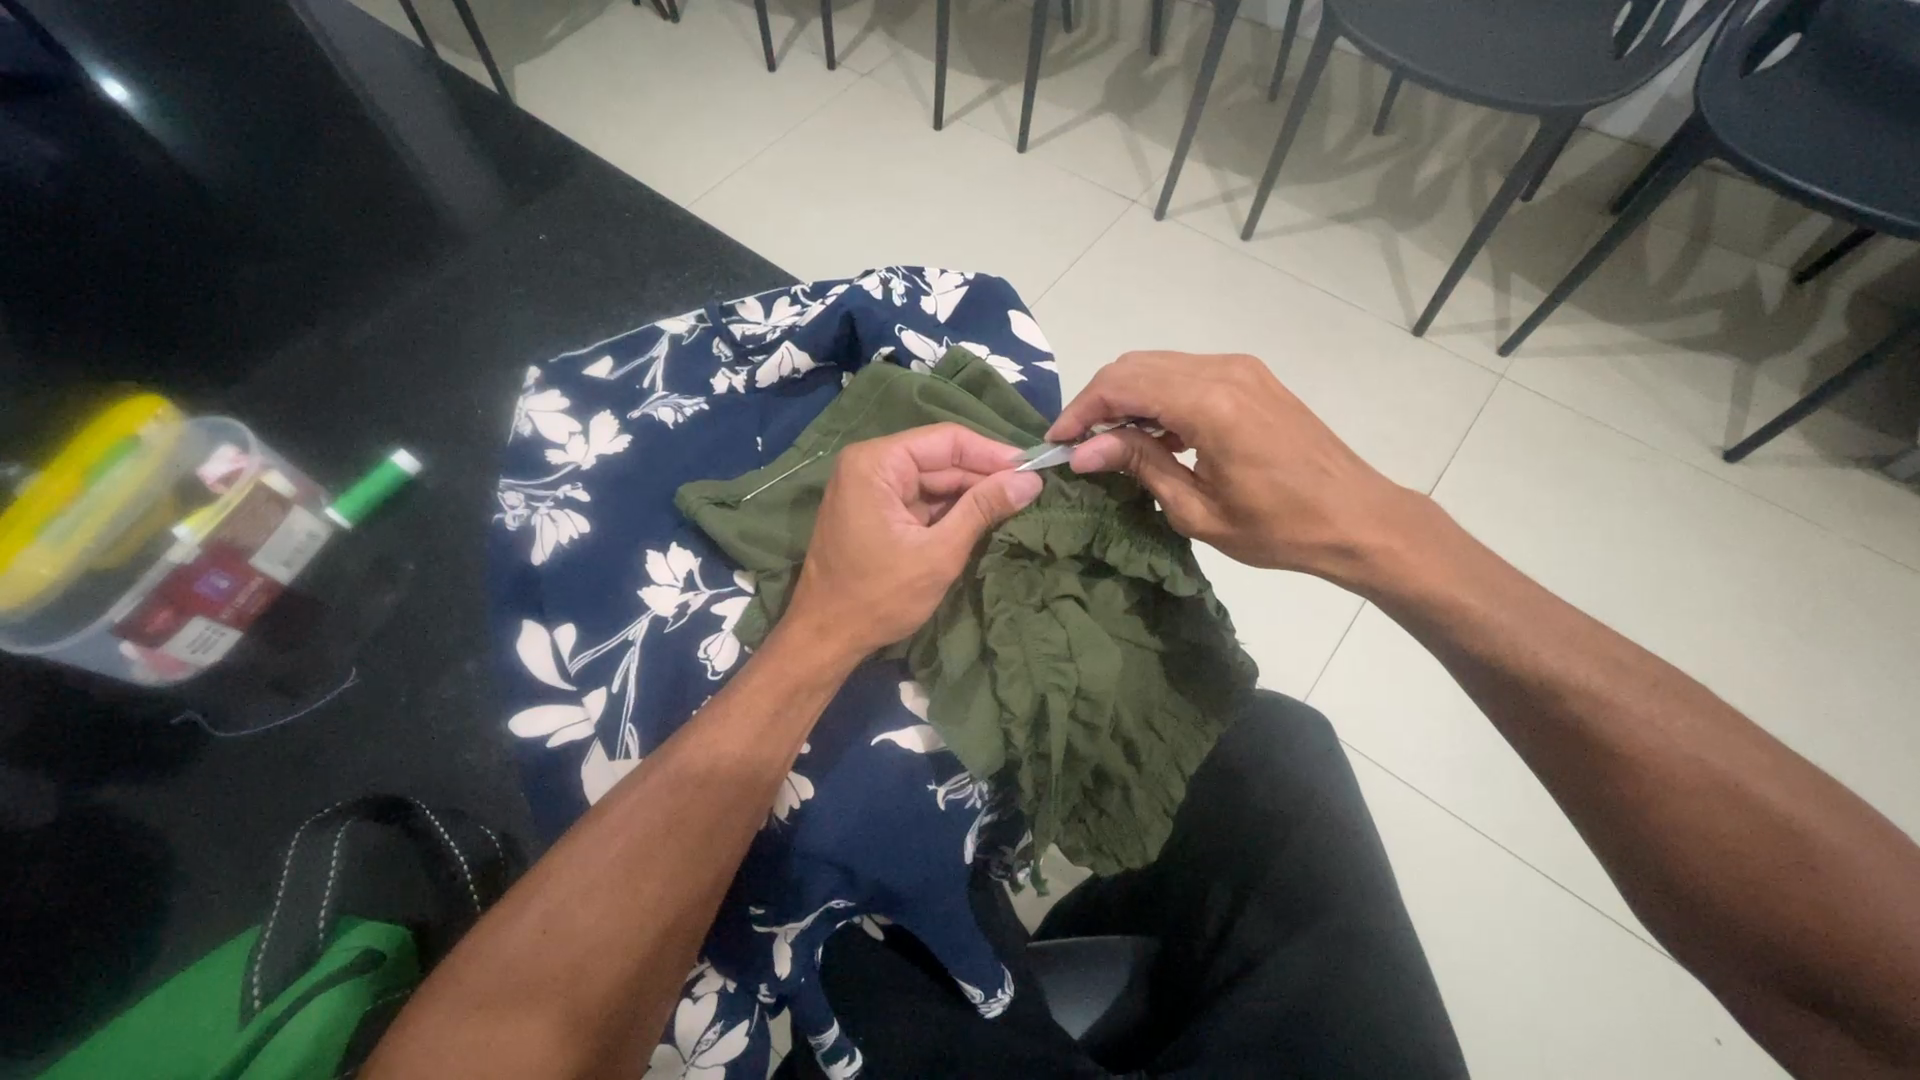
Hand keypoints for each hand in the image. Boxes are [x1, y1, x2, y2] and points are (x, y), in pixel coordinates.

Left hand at [782, 423, 1042, 663]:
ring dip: (971, 494)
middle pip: (940, 459)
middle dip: (984, 475)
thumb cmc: (879, 596)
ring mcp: (871, 489)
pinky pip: (921, 501)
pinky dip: (951, 510)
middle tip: (1032, 490)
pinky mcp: (876, 513)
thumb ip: (983, 509)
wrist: (825, 637)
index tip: (1034, 467)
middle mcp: (870, 465)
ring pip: (934, 481)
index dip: (992, 453)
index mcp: (876, 463)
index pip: (946, 441)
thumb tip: (1031, 481)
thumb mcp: (939, 552)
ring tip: (1018, 502)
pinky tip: (986, 517)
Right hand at [1048, 351, 1425, 585]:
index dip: (1080, 412)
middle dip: (1097, 401)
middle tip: (1076, 444)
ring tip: (1107, 444)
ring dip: (1125, 397)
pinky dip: (1157, 396)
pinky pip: (1186, 374)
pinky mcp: (1252, 378)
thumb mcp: (1198, 509)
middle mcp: (1222, 370)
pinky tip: (1152, 435)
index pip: (1121, 386)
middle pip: (1135, 367)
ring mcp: (1241, 369)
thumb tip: (1084, 451)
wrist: (1357, 517)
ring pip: (1158, 365)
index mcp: (1209, 404)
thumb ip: (1140, 466)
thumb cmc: (1278, 527)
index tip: (1056, 443)